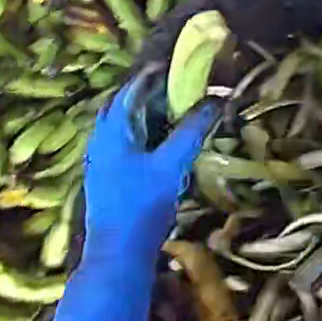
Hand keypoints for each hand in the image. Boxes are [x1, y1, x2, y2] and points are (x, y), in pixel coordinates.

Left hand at [43, 70, 221, 320]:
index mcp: (113, 126)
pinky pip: (130, 140)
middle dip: (159, 92)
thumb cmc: (142, 206)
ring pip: (130, 122)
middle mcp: (103, 135)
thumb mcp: (172, 164)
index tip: (187, 65)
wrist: (116, 255)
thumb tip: (218, 97)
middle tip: (188, 87)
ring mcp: (103, 155)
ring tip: (182, 111)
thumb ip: (193, 129)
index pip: (136, 84)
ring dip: (155, 113)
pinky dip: (150, 132)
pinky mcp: (109, 172)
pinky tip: (168, 143)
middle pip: (131, 101)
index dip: (161, 71)